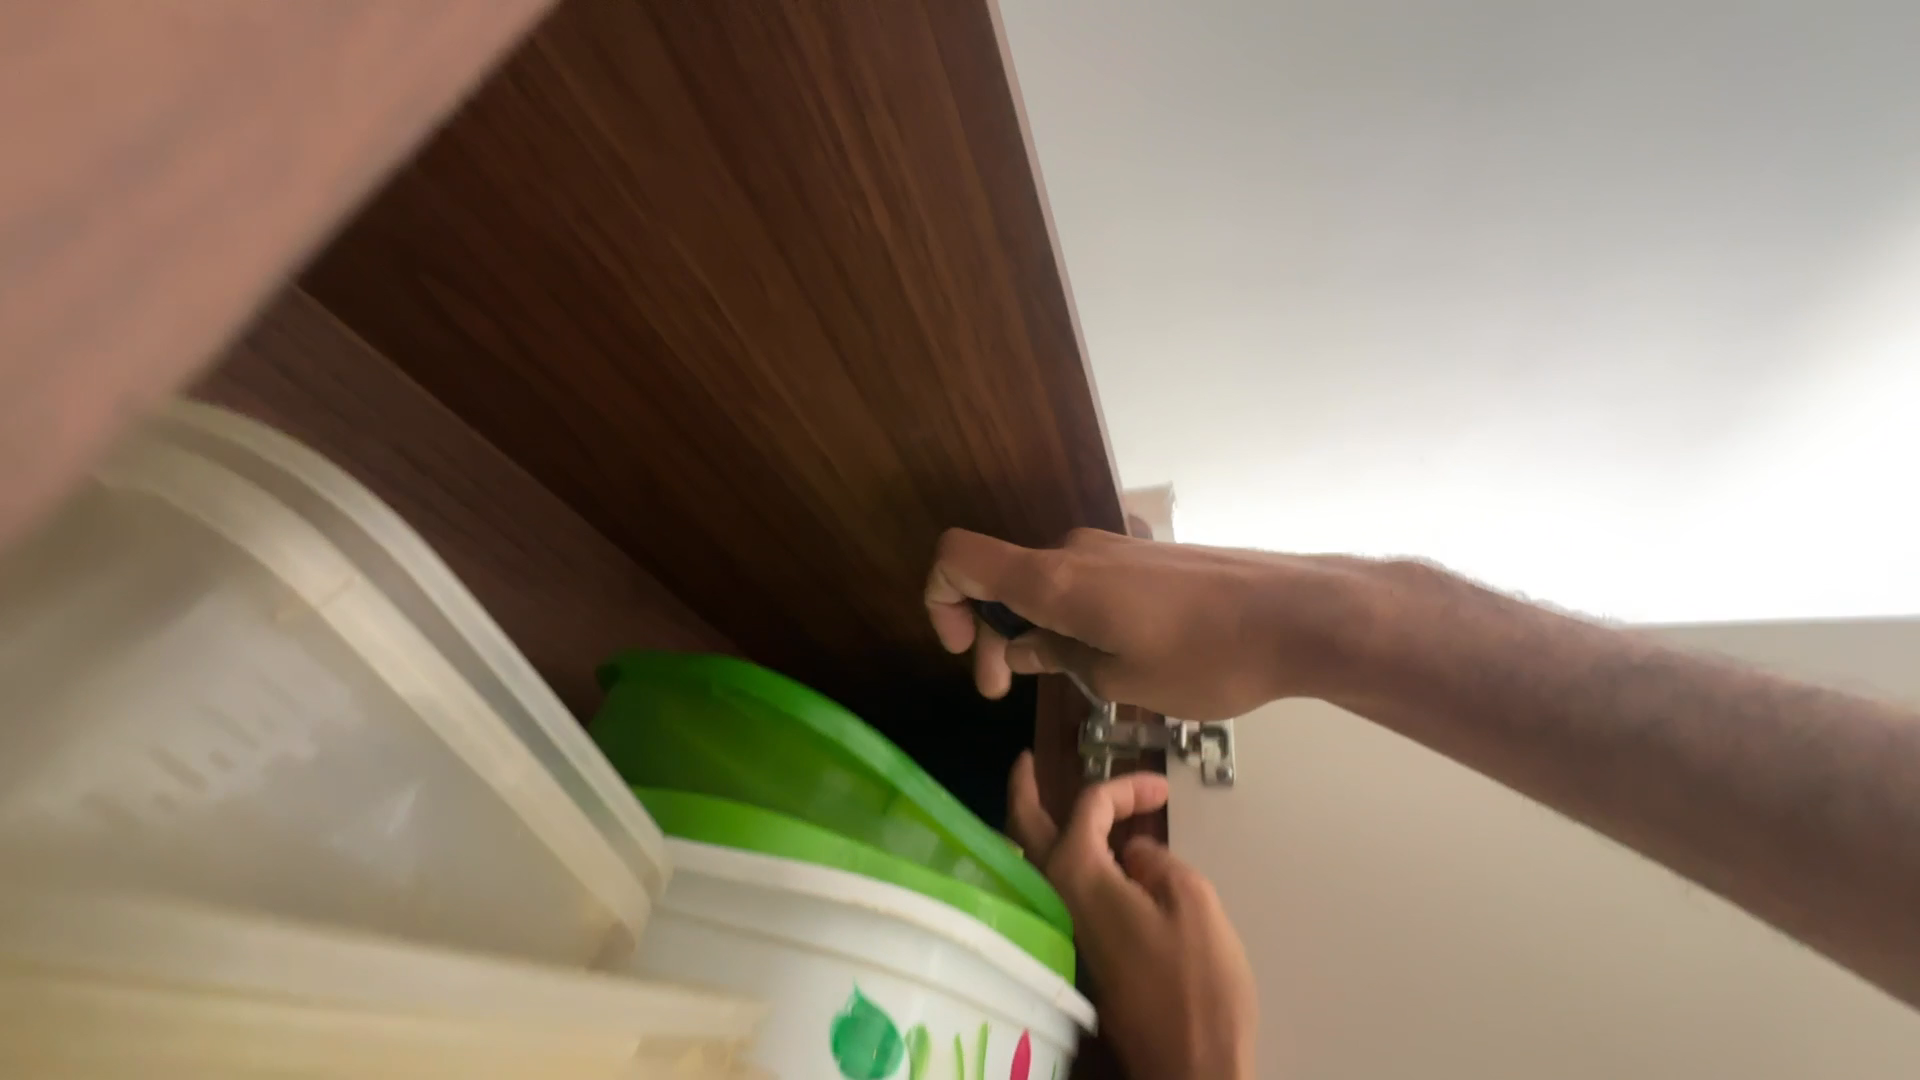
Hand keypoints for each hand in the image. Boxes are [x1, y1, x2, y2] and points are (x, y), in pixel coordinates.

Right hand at [925, 527, 1391, 719]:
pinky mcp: (1142, 557)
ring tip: (1075, 680)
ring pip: (1044, 585)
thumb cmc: (1204, 657)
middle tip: (1009, 690)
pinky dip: (1073, 617)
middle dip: (993, 634)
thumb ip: (1058, 658)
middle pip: (1000, 580)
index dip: (941, 600)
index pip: (958, 558)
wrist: (1298, 615)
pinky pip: (1084, 582)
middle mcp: (1072, 552)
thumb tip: (1026, 646)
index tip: (967, 650)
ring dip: (1037, 630)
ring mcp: (1111, 549)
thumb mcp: (1118, 679)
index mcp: (1053, 579)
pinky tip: (1110, 656)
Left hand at [1007, 753, 1257, 1079]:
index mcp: (1077, 873)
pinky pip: (1055, 885)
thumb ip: (1157, 860)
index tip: (1163, 789)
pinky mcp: (1073, 951)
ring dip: (1040, 824)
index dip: (1124, 787)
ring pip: (1035, 859)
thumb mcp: (1192, 900)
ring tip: (1051, 798)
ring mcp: (1059, 926)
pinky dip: (1063, 857)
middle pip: (1025, 829)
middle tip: (1028, 762)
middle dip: (1025, 790)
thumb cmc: (1196, 983)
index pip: (1088, 806)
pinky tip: (1087, 855)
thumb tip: (1134, 854)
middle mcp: (1054, 894)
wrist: (1189, 1069)